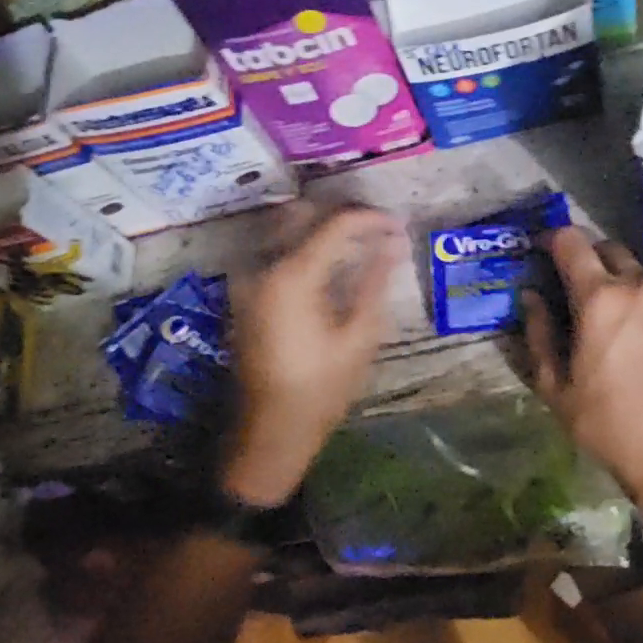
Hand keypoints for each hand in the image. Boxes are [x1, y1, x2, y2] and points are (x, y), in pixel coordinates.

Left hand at [223, 204, 404, 506]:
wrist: (270, 429)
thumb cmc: (321, 390)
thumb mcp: (359, 337)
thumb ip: (374, 281)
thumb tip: (394, 242)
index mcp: (293, 276)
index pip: (335, 224)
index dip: (371, 218)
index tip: (399, 224)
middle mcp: (262, 266)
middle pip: (302, 212)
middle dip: (342, 214)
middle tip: (377, 228)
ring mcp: (246, 278)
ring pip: (282, 226)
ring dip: (319, 225)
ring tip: (357, 242)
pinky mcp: (243, 292)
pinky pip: (272, 248)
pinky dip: (300, 243)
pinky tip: (329, 262)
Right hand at [520, 228, 642, 529]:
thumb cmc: (609, 424)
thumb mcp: (556, 388)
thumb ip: (539, 334)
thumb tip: (531, 297)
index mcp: (599, 297)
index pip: (571, 241)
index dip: (553, 241)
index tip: (544, 253)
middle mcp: (641, 285)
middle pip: (609, 249)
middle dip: (590, 261)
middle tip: (580, 293)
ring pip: (642, 274)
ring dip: (625, 285)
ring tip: (620, 322)